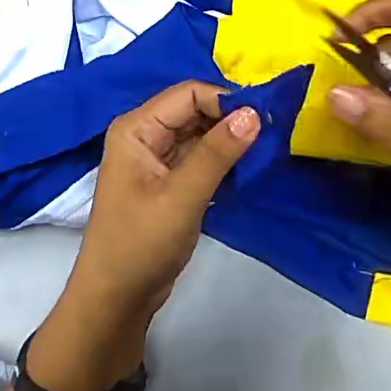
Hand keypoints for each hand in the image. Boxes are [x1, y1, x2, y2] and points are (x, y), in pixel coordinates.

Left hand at [31, 82, 257, 390]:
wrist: (116, 297)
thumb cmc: (140, 243)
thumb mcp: (181, 196)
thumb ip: (217, 153)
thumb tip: (253, 113)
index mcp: (136, 127)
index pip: (187, 94)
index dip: (225, 100)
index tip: (265, 116)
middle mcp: (144, 134)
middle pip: (194, 110)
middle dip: (230, 118)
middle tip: (273, 132)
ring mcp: (156, 158)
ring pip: (199, 133)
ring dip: (230, 139)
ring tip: (268, 148)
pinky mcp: (169, 180)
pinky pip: (200, 157)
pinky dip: (223, 159)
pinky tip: (249, 167)